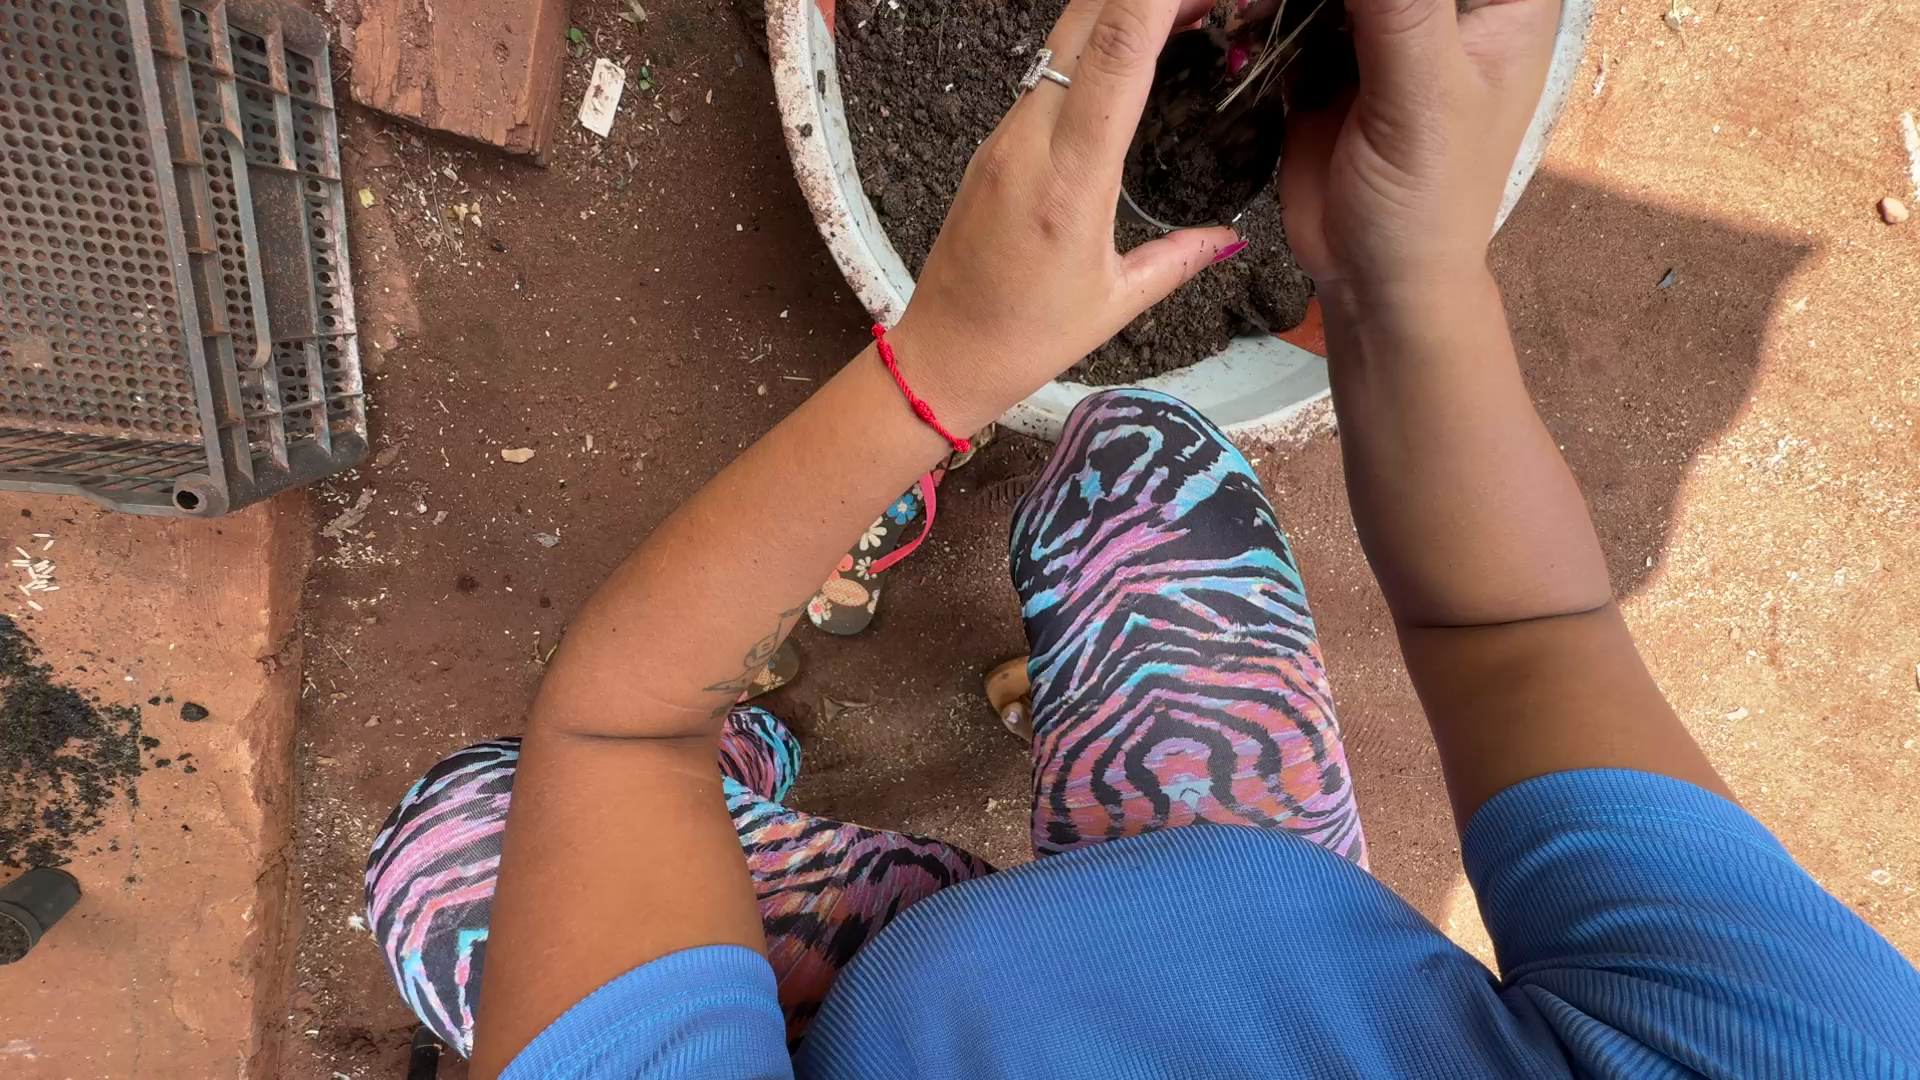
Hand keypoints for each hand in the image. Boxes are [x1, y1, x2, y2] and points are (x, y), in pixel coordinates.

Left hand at [889, 0, 1239, 431]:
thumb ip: (1179, 259)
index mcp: (1069, 181)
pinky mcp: (987, 151)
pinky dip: (1087, 55)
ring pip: (1059, 40)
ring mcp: (1000, 141)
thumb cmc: (1024, 339)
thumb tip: (1229, 239)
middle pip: (1086, 15)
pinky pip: (1041, 79)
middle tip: (1207, 2)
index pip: (1117, 47)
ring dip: (1119, 14)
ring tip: (1178, 23)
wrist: (943, 356)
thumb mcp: (1114, 303)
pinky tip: (1120, 71)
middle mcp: (1028, 144)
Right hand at [1278, 0, 1560, 287]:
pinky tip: (1248, 29)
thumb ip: (1397, 8)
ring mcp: (1374, 42)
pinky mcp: (1322, 76)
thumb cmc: (1425, 198)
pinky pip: (1292, 29)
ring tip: (1256, 7)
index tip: (1350, 6)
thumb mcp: (1422, 96)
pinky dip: (1267, 24)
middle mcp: (1437, 11)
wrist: (1371, 277)